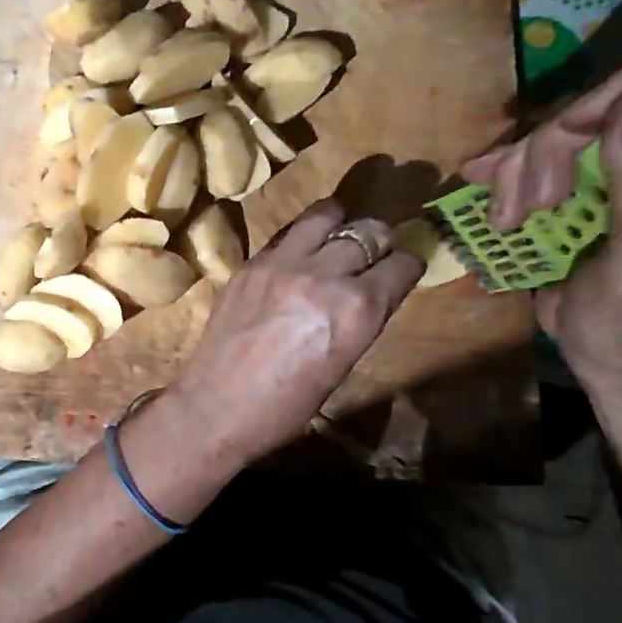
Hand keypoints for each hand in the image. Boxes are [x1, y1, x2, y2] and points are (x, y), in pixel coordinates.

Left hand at [165, 200, 423, 466]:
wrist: (215, 407)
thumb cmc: (285, 406)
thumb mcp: (342, 364)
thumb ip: (360, 318)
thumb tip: (371, 290)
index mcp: (358, 309)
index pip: (402, 264)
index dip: (406, 267)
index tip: (402, 271)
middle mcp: (324, 276)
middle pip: (368, 232)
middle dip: (379, 240)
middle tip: (372, 252)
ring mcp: (281, 264)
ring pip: (324, 216)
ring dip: (338, 222)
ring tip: (337, 233)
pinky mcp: (249, 264)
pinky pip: (285, 234)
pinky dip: (300, 237)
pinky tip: (299, 251)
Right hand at [465, 53, 621, 417]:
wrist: (620, 370)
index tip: (577, 128)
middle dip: (563, 143)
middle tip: (530, 201)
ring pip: (581, 124)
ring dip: (526, 164)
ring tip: (507, 218)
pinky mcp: (610, 181)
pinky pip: (554, 151)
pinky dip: (513, 167)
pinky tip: (482, 184)